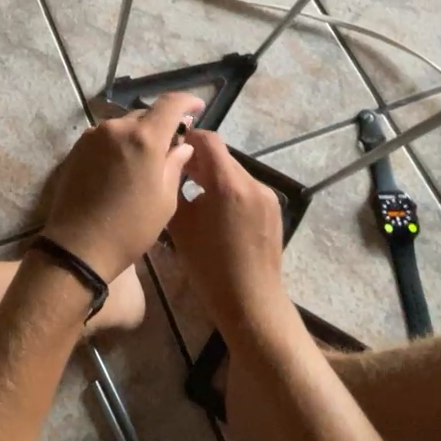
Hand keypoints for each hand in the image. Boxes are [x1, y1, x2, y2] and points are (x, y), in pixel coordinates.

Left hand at [42, 93, 204, 281]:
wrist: (79, 245)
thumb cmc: (131, 227)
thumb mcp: (165, 199)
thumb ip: (175, 164)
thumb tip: (182, 146)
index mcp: (144, 138)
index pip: (170, 105)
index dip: (187, 102)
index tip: (198, 107)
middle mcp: (116, 128)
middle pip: (146, 116)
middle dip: (162, 127)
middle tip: (173, 147)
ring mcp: (93, 136)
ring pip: (125, 127)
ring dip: (139, 137)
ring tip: (146, 164)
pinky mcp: (78, 147)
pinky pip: (107, 138)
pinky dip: (120, 145)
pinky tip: (123, 169)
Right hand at [167, 130, 290, 336]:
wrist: (250, 303)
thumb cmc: (208, 266)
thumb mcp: (179, 223)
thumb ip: (173, 187)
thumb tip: (167, 165)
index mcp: (228, 185)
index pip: (208, 139)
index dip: (186, 138)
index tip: (167, 150)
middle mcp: (253, 183)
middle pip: (221, 155)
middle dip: (197, 159)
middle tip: (173, 172)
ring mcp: (267, 196)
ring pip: (232, 171)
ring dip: (211, 174)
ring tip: (191, 192)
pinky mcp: (273, 209)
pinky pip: (244, 187)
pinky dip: (226, 189)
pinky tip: (212, 209)